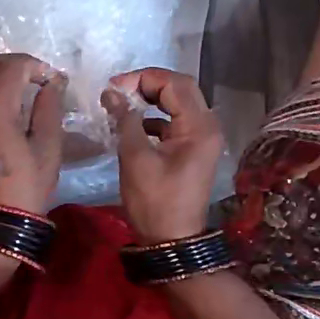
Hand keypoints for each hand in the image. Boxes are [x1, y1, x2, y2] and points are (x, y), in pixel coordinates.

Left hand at [0, 53, 65, 214]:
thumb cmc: (25, 184)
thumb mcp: (47, 146)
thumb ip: (49, 108)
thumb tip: (51, 84)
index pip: (12, 67)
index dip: (35, 66)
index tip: (53, 79)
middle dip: (13, 64)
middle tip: (37, 78)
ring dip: (0, 77)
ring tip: (26, 92)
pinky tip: (11, 108)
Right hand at [103, 68, 225, 243]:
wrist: (172, 240)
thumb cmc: (154, 201)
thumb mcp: (135, 158)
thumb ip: (125, 120)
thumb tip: (111, 93)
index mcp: (199, 127)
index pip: (175, 83)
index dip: (143, 78)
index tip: (114, 87)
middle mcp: (208, 126)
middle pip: (180, 89)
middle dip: (147, 84)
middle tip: (118, 91)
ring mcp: (202, 138)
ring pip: (178, 103)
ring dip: (151, 99)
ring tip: (122, 104)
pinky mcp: (193, 149)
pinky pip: (175, 121)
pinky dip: (155, 117)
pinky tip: (133, 125)